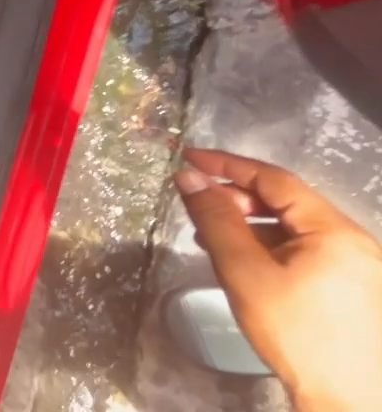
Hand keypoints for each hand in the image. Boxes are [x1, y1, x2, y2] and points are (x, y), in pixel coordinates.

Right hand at [179, 149, 381, 411]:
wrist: (350, 398)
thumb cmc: (295, 329)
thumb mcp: (243, 269)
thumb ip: (214, 217)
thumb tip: (187, 175)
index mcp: (336, 234)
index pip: (275, 180)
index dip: (227, 164)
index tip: (186, 157)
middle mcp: (355, 244)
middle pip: (286, 201)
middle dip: (236, 195)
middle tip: (195, 203)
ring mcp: (359, 267)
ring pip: (292, 226)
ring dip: (247, 221)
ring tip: (209, 235)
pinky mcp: (353, 287)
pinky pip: (303, 248)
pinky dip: (266, 243)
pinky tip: (240, 259)